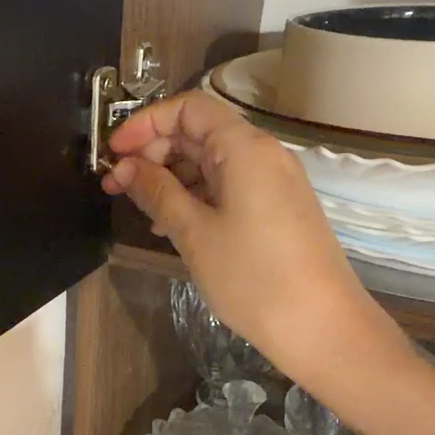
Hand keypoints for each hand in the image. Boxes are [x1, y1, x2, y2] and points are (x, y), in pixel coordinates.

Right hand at [101, 91, 394, 391]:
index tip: (114, 151)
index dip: (146, 123)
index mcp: (244, 148)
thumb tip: (125, 167)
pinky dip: (194, 196)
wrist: (321, 326)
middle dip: (153, 151)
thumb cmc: (253, 277)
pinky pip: (227, 187)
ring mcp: (273, 183)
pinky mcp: (276, 209)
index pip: (189, 108)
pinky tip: (169, 225)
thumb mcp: (194, 233)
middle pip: (199, 132)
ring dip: (170, 177)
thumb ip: (156, 193)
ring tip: (137, 208)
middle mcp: (262, 154)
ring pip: (211, 162)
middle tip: (116, 184)